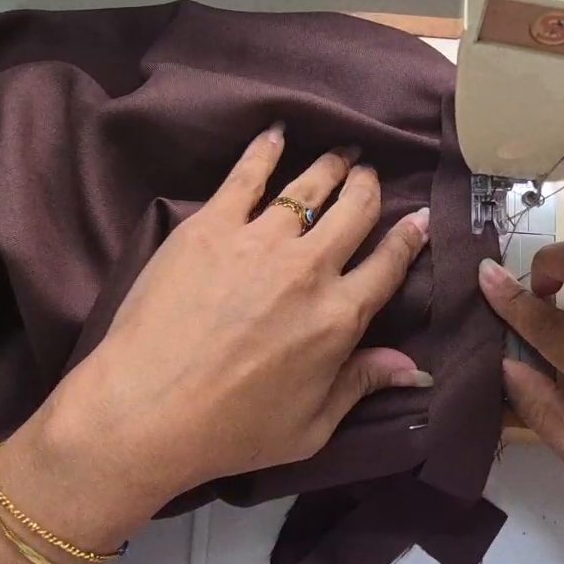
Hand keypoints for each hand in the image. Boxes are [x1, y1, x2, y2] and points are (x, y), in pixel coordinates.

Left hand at [0, 124, 432, 549]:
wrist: (145, 411)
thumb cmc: (232, 431)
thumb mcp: (312, 426)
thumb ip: (363, 384)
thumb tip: (415, 366)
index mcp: (340, 317)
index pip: (388, 264)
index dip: (409, 237)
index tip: (418, 217)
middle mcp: (310, 268)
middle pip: (355, 210)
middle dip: (369, 187)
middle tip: (369, 175)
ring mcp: (260, 240)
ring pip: (310, 186)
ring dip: (332, 164)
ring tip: (341, 152)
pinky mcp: (212, 226)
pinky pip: (247, 175)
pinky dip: (265, 149)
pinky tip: (276, 133)